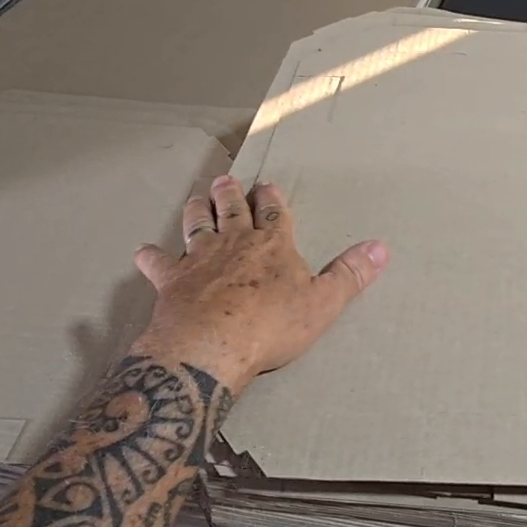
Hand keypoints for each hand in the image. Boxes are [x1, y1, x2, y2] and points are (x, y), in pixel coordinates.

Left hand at [132, 175, 388, 392]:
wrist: (212, 346)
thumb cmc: (272, 325)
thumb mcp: (324, 302)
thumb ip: (351, 274)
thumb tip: (381, 247)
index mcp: (274, 245)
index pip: (275, 213)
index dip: (271, 198)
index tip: (266, 185)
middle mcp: (235, 243)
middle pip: (232, 210)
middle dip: (230, 193)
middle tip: (224, 179)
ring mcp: (200, 260)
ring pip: (197, 225)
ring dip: (197, 210)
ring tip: (196, 198)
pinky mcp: (172, 281)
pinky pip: (159, 264)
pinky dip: (151, 257)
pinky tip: (144, 252)